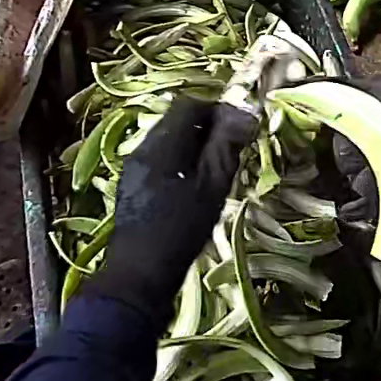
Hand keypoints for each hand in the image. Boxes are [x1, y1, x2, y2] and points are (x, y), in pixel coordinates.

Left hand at [79, 96, 256, 321]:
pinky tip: (196, 186)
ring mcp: (134, 167)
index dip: (219, 110)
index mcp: (161, 143)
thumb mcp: (211, 186)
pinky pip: (161, 159)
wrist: (138, 276)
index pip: (190, 105)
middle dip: (208, 128)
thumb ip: (226, 146)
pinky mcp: (133, 186)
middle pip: (178, 121)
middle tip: (234, 149)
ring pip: (170, 141)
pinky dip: (182, 162)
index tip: (241, 128)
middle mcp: (142, 148)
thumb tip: (247, 111)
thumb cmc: (179, 230)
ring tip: (219, 170)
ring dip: (196, 146)